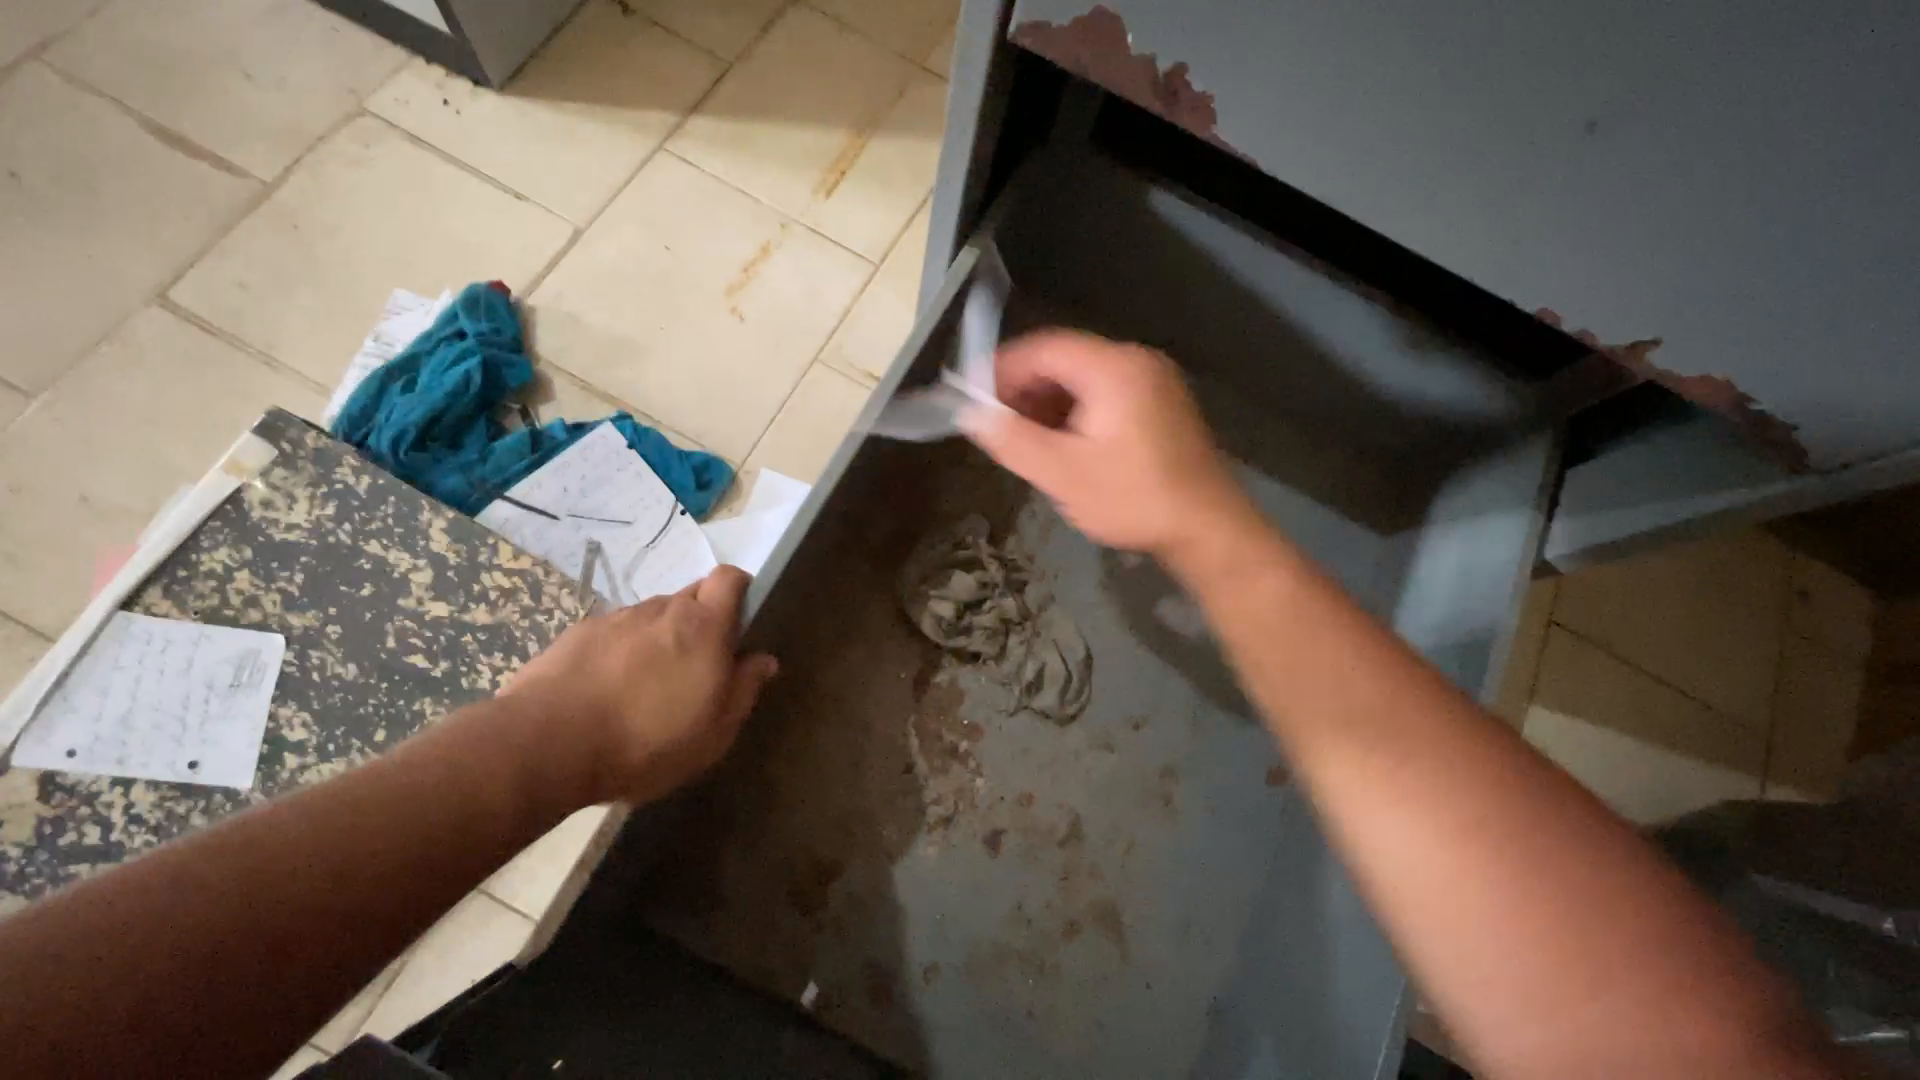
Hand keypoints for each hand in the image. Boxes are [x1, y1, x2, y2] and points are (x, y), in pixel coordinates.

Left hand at [502, 566, 777, 804]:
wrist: (548, 744)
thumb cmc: (647, 742)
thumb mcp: (714, 733)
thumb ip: (743, 690)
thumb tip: (763, 659)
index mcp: (703, 627)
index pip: (729, 578)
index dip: (739, 589)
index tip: (739, 620)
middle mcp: (661, 610)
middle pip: (689, 597)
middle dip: (698, 622)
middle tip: (693, 668)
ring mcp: (616, 619)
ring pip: (650, 618)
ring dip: (656, 640)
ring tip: (643, 687)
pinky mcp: (577, 634)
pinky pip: (612, 635)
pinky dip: (618, 653)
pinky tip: (604, 692)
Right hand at [959, 329, 1248, 557]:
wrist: (1208, 529)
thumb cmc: (1133, 499)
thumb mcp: (1062, 474)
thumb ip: (1011, 439)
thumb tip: (969, 413)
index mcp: (1113, 368)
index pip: (1043, 348)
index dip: (1001, 370)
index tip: (972, 399)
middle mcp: (1136, 361)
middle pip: (1063, 360)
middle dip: (1024, 390)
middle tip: (997, 425)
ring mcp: (1153, 381)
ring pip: (1083, 379)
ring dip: (1048, 404)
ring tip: (1025, 441)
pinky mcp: (1160, 403)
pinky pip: (1105, 393)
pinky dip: (1076, 412)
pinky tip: (1062, 445)